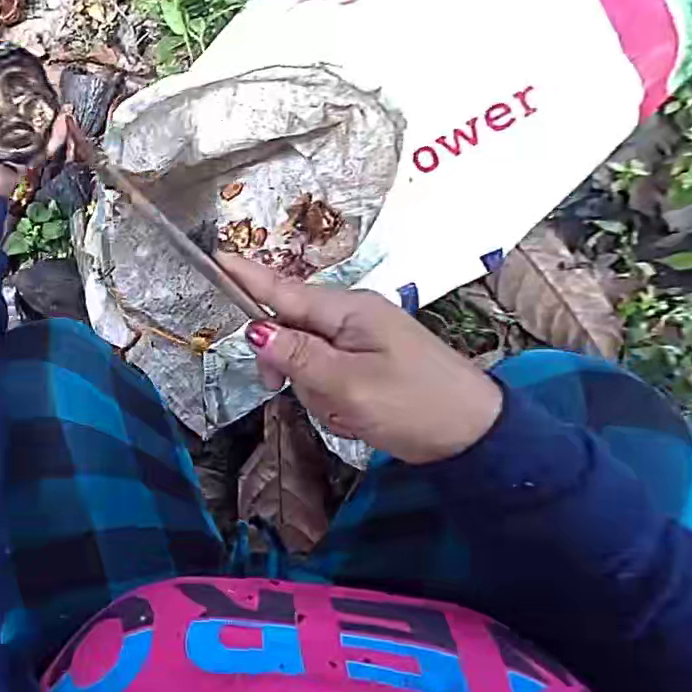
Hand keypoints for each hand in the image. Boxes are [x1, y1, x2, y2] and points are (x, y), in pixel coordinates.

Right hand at [216, 253, 502, 463]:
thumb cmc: (415, 405)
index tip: (216, 257)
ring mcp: (360, 337)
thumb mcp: (349, 385)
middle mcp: (350, 315)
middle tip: (305, 393)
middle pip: (291, 329)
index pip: (284, 290)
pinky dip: (331, 395)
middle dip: (290, 365)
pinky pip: (327, 372)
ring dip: (314, 388)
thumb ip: (297, 357)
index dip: (247, 276)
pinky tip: (354, 413)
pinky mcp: (367, 359)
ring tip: (346, 410)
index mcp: (346, 310)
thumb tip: (254, 329)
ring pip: (306, 356)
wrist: (475, 434)